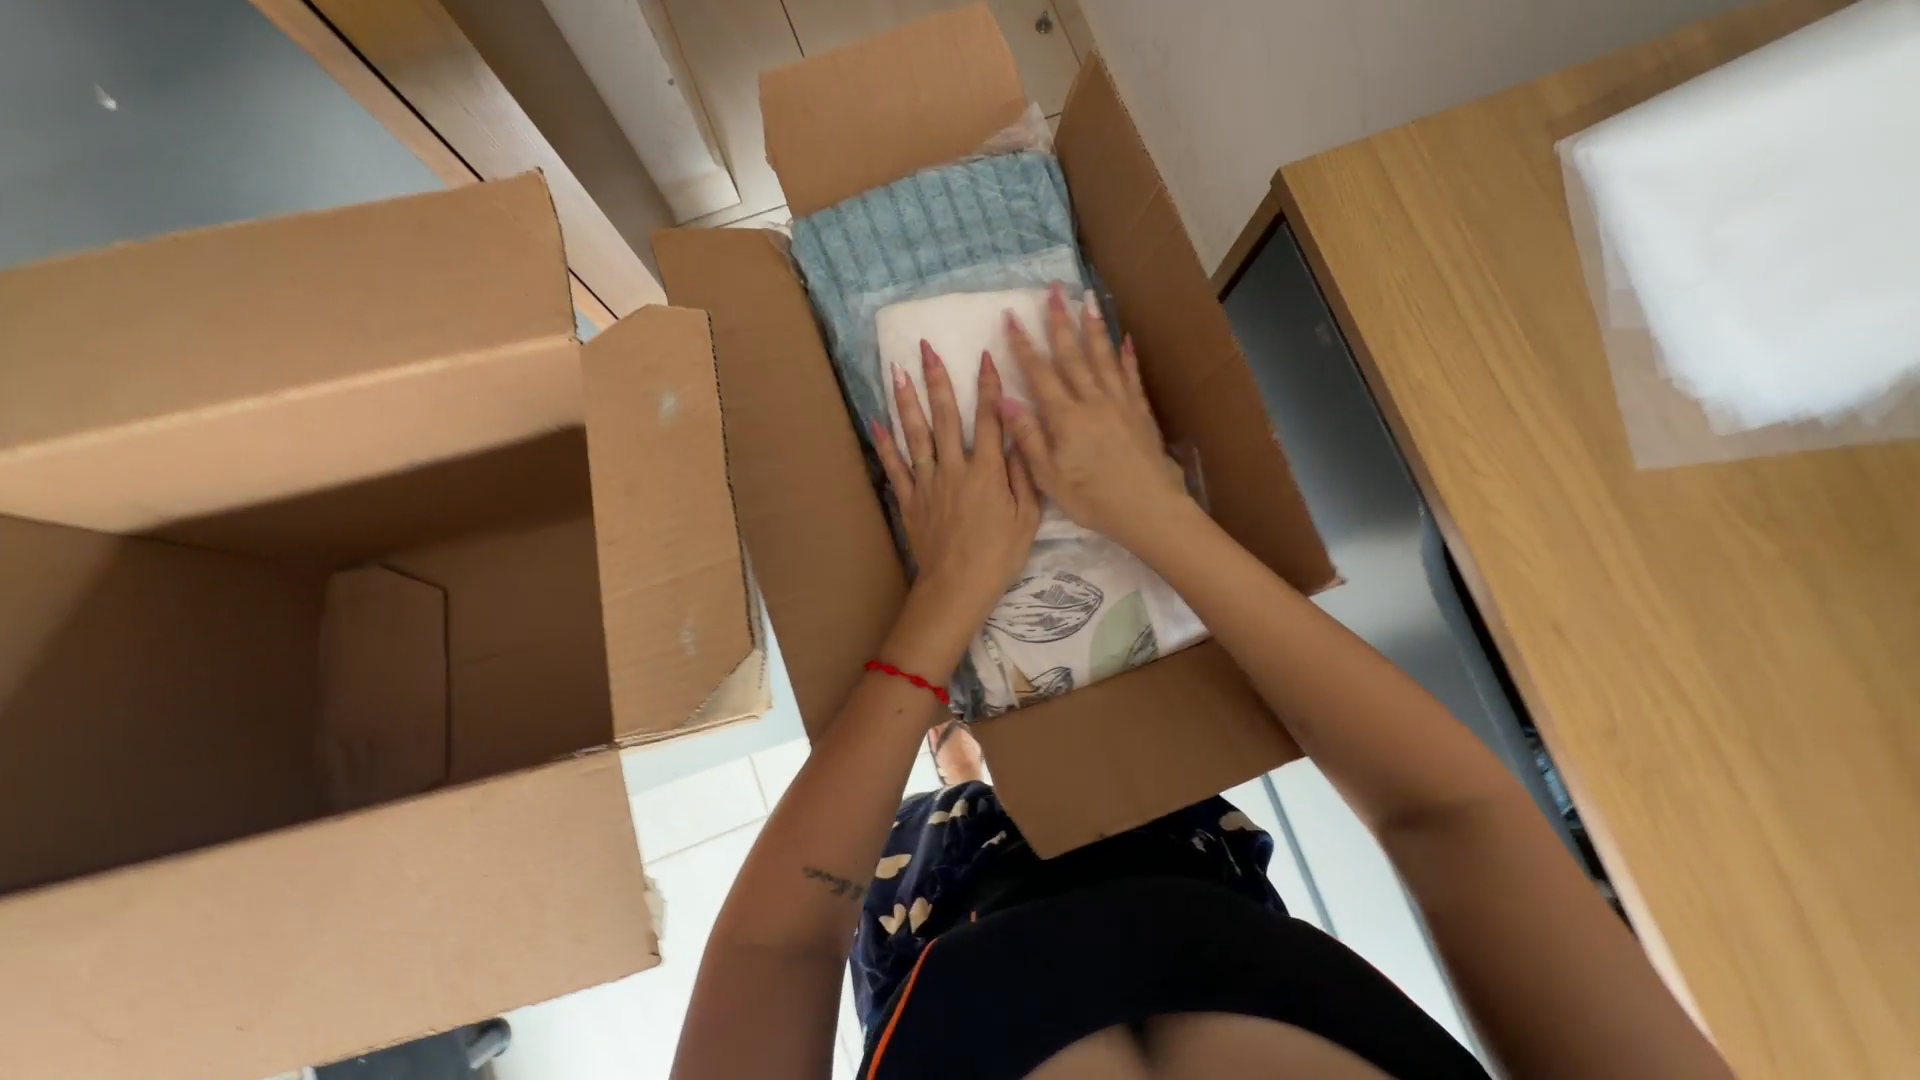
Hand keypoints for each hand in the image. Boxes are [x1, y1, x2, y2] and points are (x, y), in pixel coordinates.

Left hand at [872, 341, 1041, 678]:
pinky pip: (894, 467)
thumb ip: (1022, 474)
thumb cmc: (999, 555)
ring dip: (907, 401)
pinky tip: (876, 421)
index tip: (985, 356)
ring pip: (915, 434)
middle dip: (938, 380)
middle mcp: (954, 468)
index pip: (990, 419)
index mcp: (987, 471)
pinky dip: (885, 444)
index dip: (989, 386)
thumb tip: (1019, 437)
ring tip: (898, 371)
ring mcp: (927, 482)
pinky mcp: (908, 500)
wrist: (957, 585)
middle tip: (927, 348)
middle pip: (945, 416)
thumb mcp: (1027, 517)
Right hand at [999, 284, 1191, 551]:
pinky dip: (1127, 356)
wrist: (1148, 508)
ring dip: (1093, 327)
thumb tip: (1004, 400)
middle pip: (1073, 354)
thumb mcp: (1049, 477)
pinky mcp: (1140, 412)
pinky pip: (1131, 376)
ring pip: (1103, 357)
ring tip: (1088, 299)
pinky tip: (1124, 339)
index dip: (1023, 345)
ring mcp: (1120, 403)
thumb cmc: (1093, 500)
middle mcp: (1092, 401)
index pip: (1039, 373)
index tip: (1011, 318)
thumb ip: (1028, 437)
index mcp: (1065, 418)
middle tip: (1053, 290)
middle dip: (1060, 321)